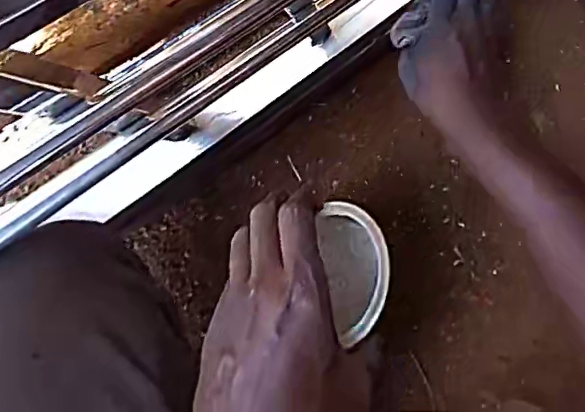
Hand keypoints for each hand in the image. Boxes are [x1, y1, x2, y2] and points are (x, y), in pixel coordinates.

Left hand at [196, 196, 366, 411]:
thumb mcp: (350, 386)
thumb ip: (364, 352)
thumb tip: (373, 343)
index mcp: (303, 291)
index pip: (295, 217)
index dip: (306, 197)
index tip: (316, 198)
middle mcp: (264, 288)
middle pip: (262, 216)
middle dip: (278, 201)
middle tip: (295, 206)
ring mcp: (232, 305)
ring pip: (239, 239)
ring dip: (257, 228)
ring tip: (273, 233)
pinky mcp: (212, 328)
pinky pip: (228, 276)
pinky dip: (242, 265)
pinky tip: (256, 282)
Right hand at [397, 0, 505, 141]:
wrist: (479, 119)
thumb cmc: (439, 98)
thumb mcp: (410, 73)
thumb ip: (411, 46)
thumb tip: (416, 33)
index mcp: (442, 21)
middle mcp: (467, 16)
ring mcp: (487, 26)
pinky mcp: (499, 39)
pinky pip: (493, 10)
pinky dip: (487, 1)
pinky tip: (482, 3)